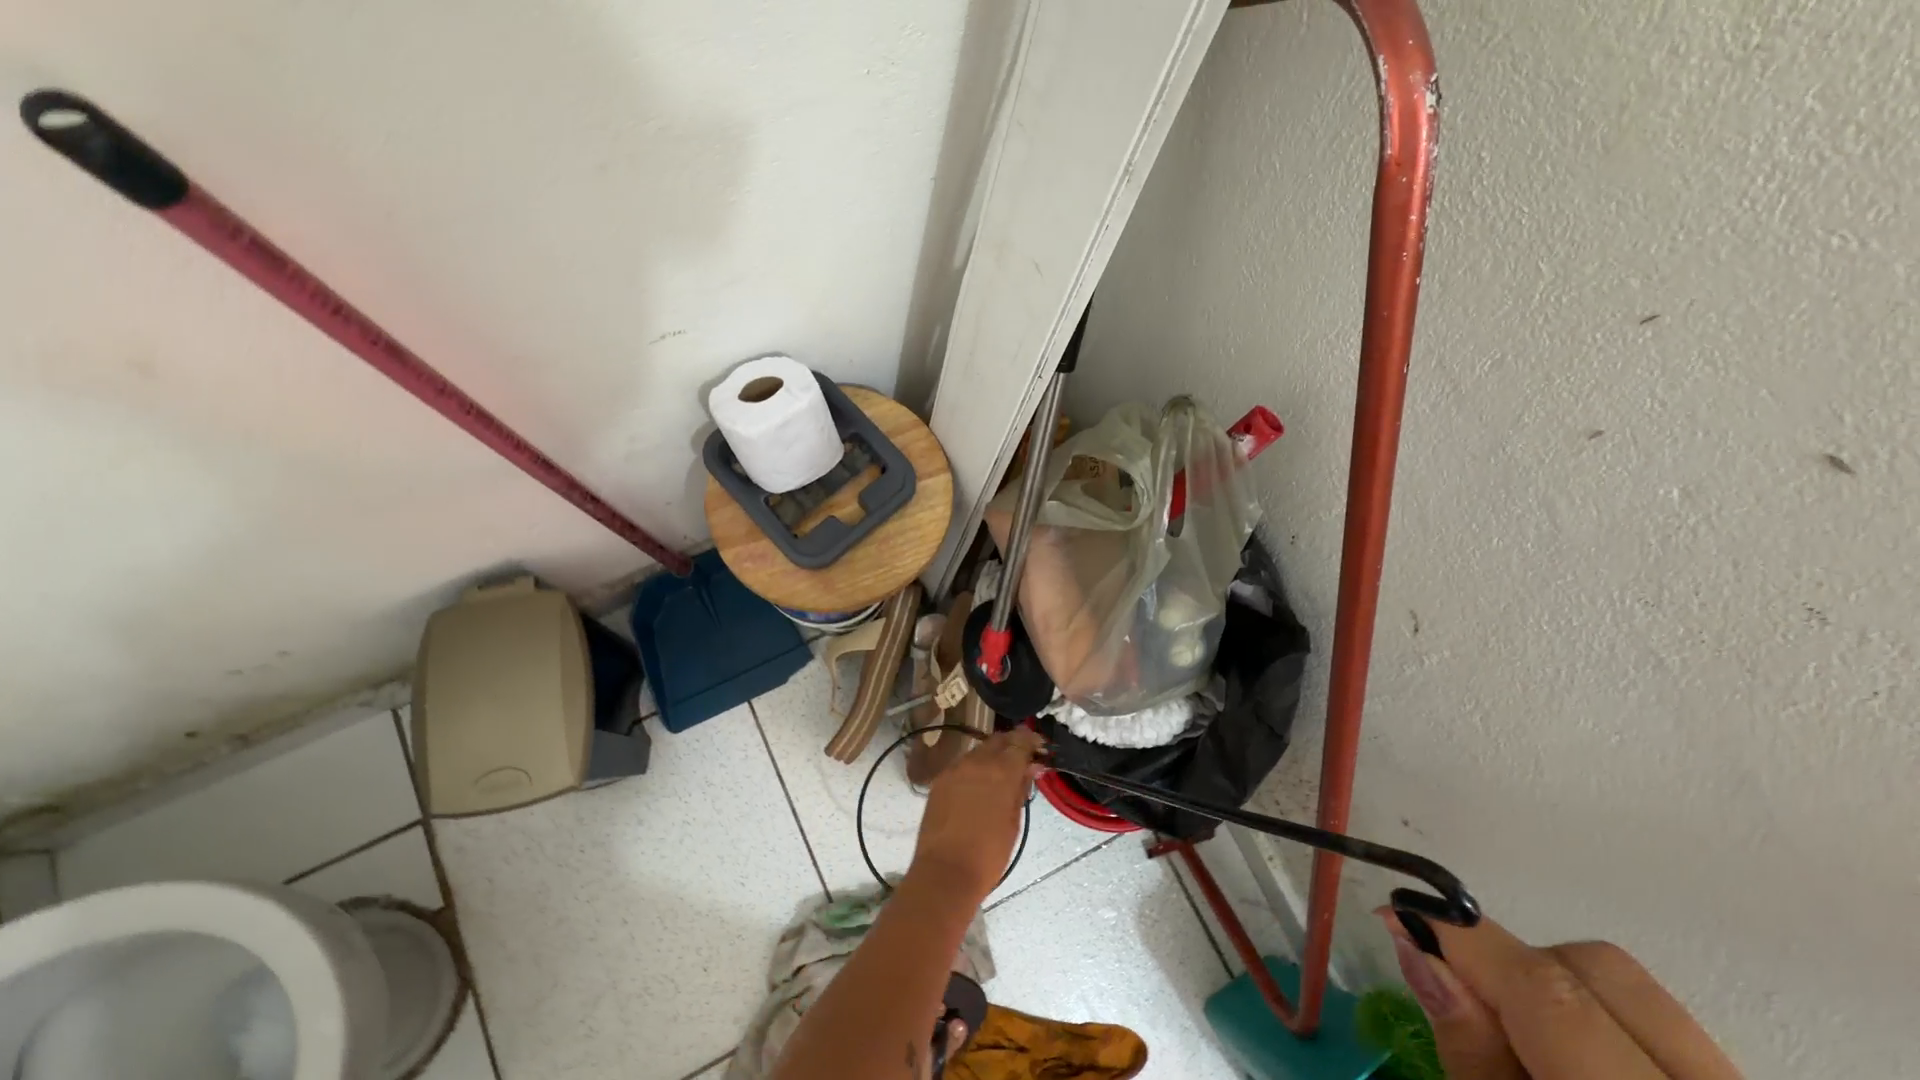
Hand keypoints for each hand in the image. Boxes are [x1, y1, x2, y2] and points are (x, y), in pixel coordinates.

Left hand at [908, 728, 1043, 903]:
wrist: (945, 871)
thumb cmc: (988, 854)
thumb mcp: (1013, 822)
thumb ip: (1020, 789)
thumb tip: (1030, 768)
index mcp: (1001, 770)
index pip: (1020, 741)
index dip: (1032, 741)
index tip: (1040, 748)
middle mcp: (976, 762)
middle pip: (998, 740)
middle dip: (1012, 745)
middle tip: (1022, 759)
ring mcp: (954, 769)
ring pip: (978, 751)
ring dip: (992, 756)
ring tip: (1001, 774)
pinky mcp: (939, 781)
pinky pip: (962, 765)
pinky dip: (974, 768)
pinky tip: (979, 785)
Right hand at [1382, 909, 1742, 1078]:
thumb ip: (1471, 1053)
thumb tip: (1417, 951)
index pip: (1548, 994)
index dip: (1464, 941)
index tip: (1397, 913)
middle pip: (1599, 971)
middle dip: (1511, 964)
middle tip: (1454, 993)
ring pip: (1632, 988)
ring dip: (1553, 988)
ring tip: (1515, 1037)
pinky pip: (1658, 1022)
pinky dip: (1595, 1018)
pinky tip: (1566, 1062)